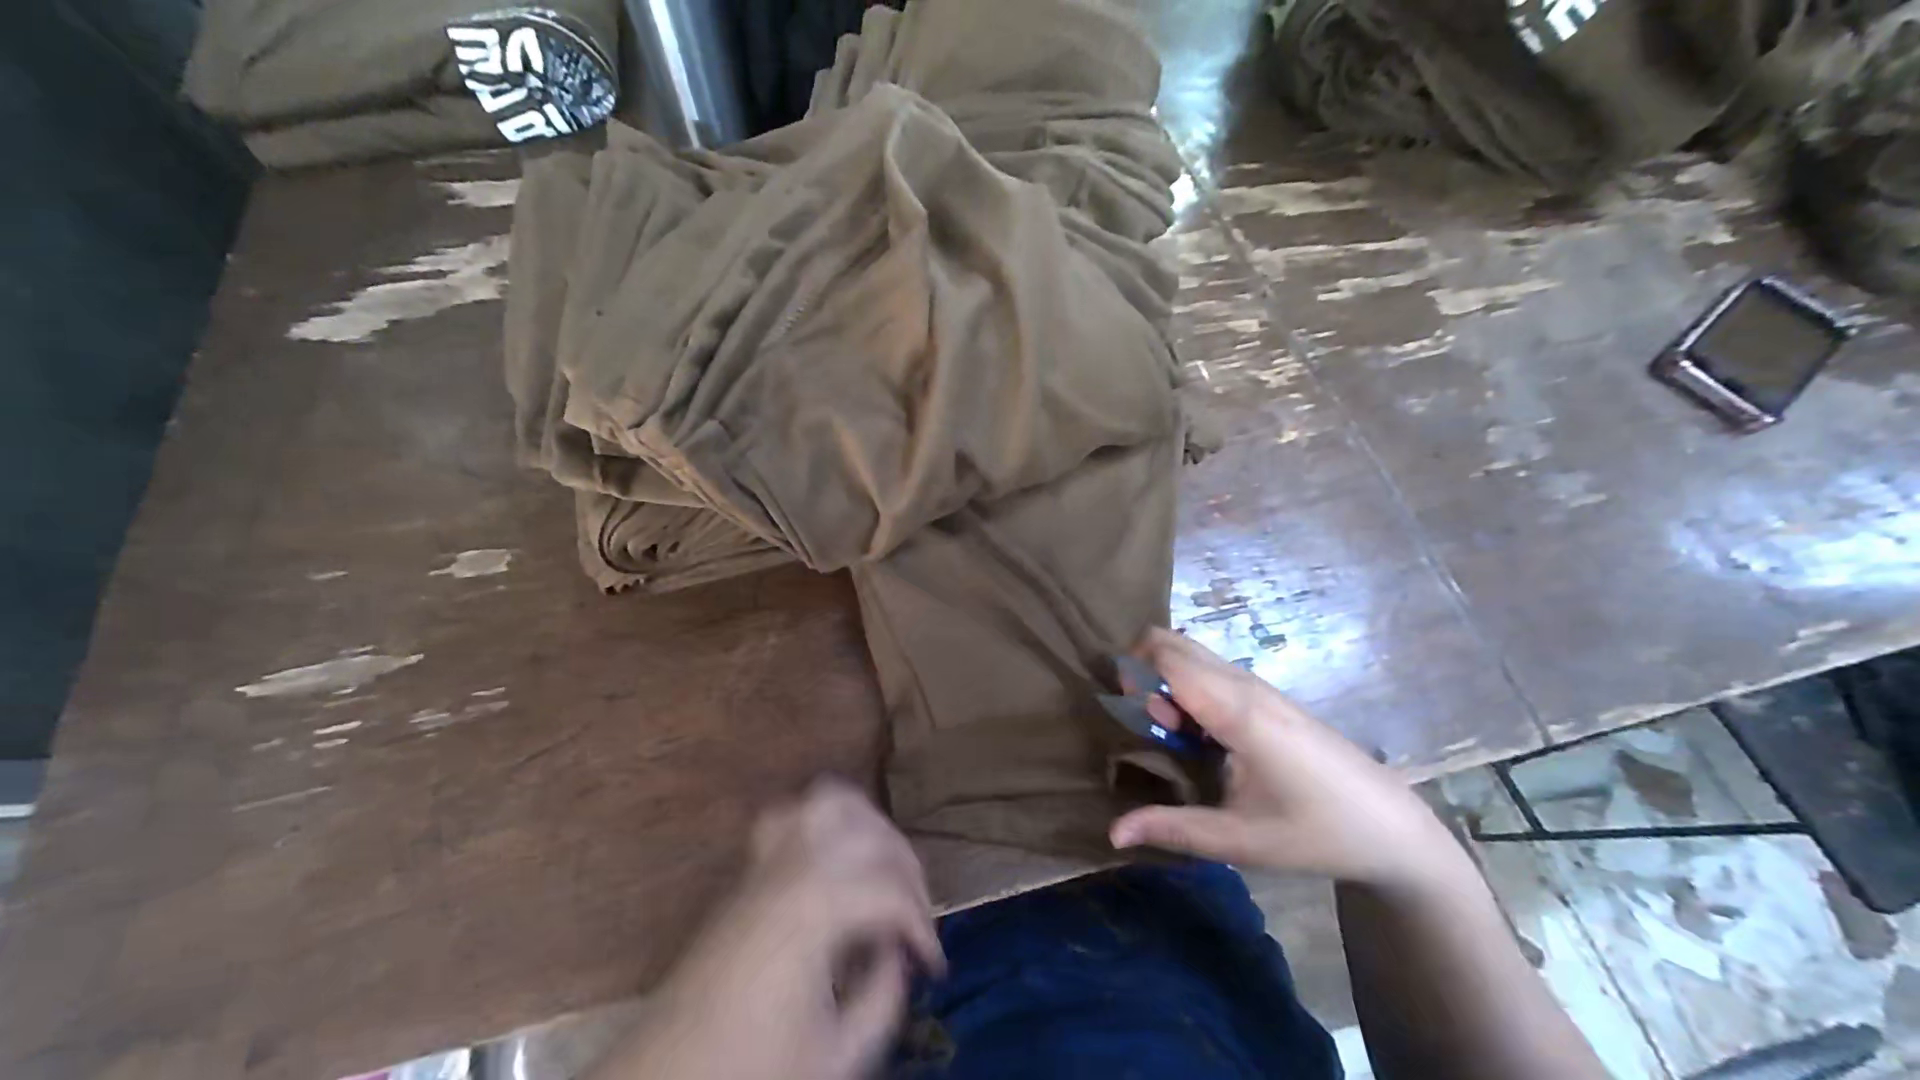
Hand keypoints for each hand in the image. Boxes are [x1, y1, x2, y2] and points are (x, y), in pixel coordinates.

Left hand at [602, 779, 943, 1079]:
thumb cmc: (750, 1072)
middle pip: (869, 833)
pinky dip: (824, 821)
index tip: (934, 966)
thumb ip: (884, 998)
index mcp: (813, 910)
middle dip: (906, 870)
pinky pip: (789, 816)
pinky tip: (838, 856)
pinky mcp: (747, 871)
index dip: (923, 925)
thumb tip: (897, 953)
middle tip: (915, 919)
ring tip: (886, 867)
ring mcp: (763, 863)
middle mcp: (791, 868)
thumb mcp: (836, 1057)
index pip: (890, 892)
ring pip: (829, 801)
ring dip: (869, 825)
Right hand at [1109, 629, 1471, 892]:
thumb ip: (1172, 828)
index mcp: (1236, 710)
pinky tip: (1203, 737)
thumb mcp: (1240, 840)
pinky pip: (1210, 670)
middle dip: (1142, 671)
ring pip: (1191, 654)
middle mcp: (1244, 685)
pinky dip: (1188, 688)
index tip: (1134, 716)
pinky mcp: (1267, 696)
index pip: (1165, 655)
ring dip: (1166, 681)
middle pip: (1172, 642)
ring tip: (1177, 737)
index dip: (1133, 673)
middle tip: (1152, 725)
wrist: (1393, 827)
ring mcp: (1259, 687)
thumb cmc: (1317, 832)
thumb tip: (1113, 833)